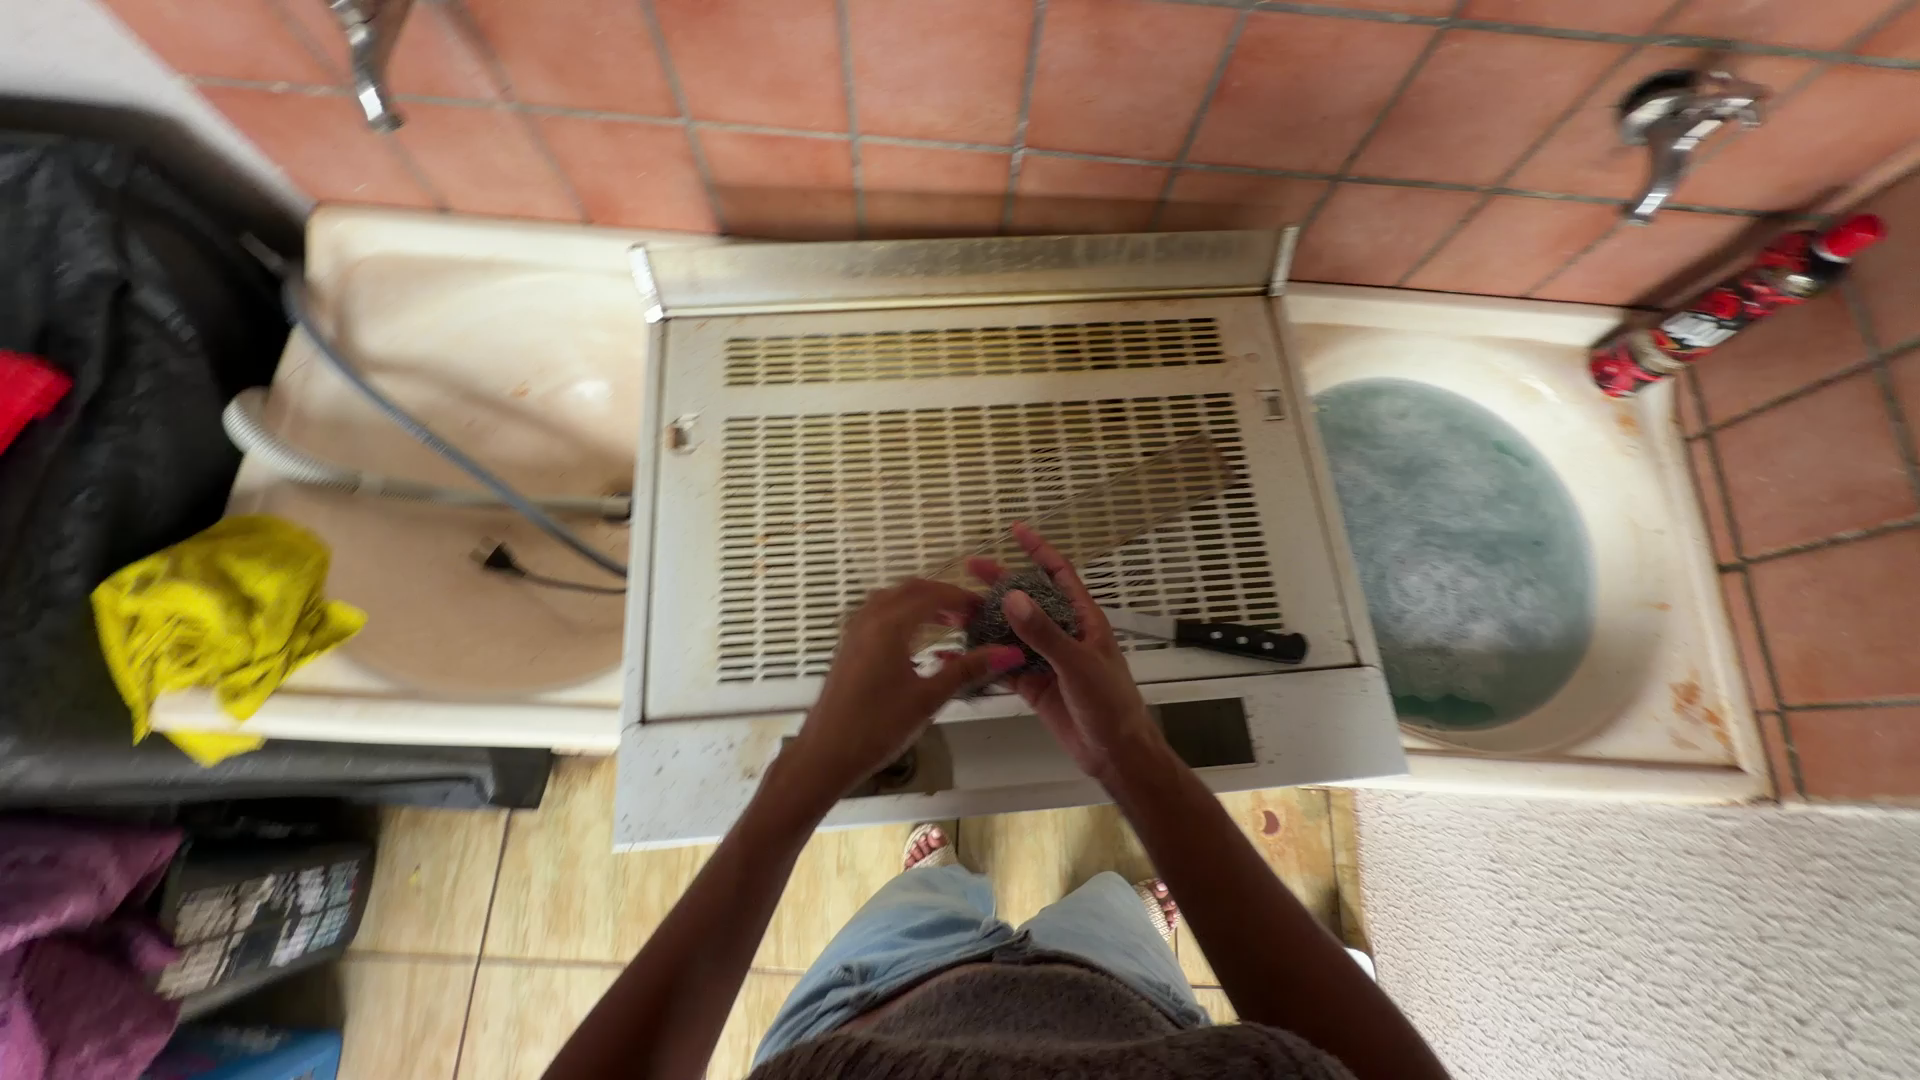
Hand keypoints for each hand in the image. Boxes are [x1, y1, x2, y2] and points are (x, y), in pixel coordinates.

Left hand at [787, 579, 1025, 794]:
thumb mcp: (928, 699)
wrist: (825, 755)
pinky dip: (902, 614)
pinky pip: (878, 613)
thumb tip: (1008, 654)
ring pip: (892, 599)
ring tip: (947, 623)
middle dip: (943, 596)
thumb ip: (968, 670)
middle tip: (970, 615)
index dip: (962, 598)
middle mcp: (869, 619)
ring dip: (921, 603)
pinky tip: (916, 640)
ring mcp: (854, 631)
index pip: (933, 595)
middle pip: (911, 590)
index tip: (986, 610)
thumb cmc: (877, 728)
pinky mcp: (848, 646)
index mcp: (890, 625)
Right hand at [968, 523, 1167, 782]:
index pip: (1059, 574)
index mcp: (1083, 619)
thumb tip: (1012, 598)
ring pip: (1011, 631)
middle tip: (972, 567)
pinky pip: (1004, 664)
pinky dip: (984, 658)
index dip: (1039, 550)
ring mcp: (1045, 658)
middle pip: (1028, 599)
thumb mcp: (1078, 663)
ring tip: (958, 610)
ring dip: (987, 620)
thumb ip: (1044, 633)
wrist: (1114, 753)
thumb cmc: (1111, 704)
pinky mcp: (1032, 683)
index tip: (1017, 530)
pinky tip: (962, 653)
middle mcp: (1063, 634)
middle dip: (1001, 582)